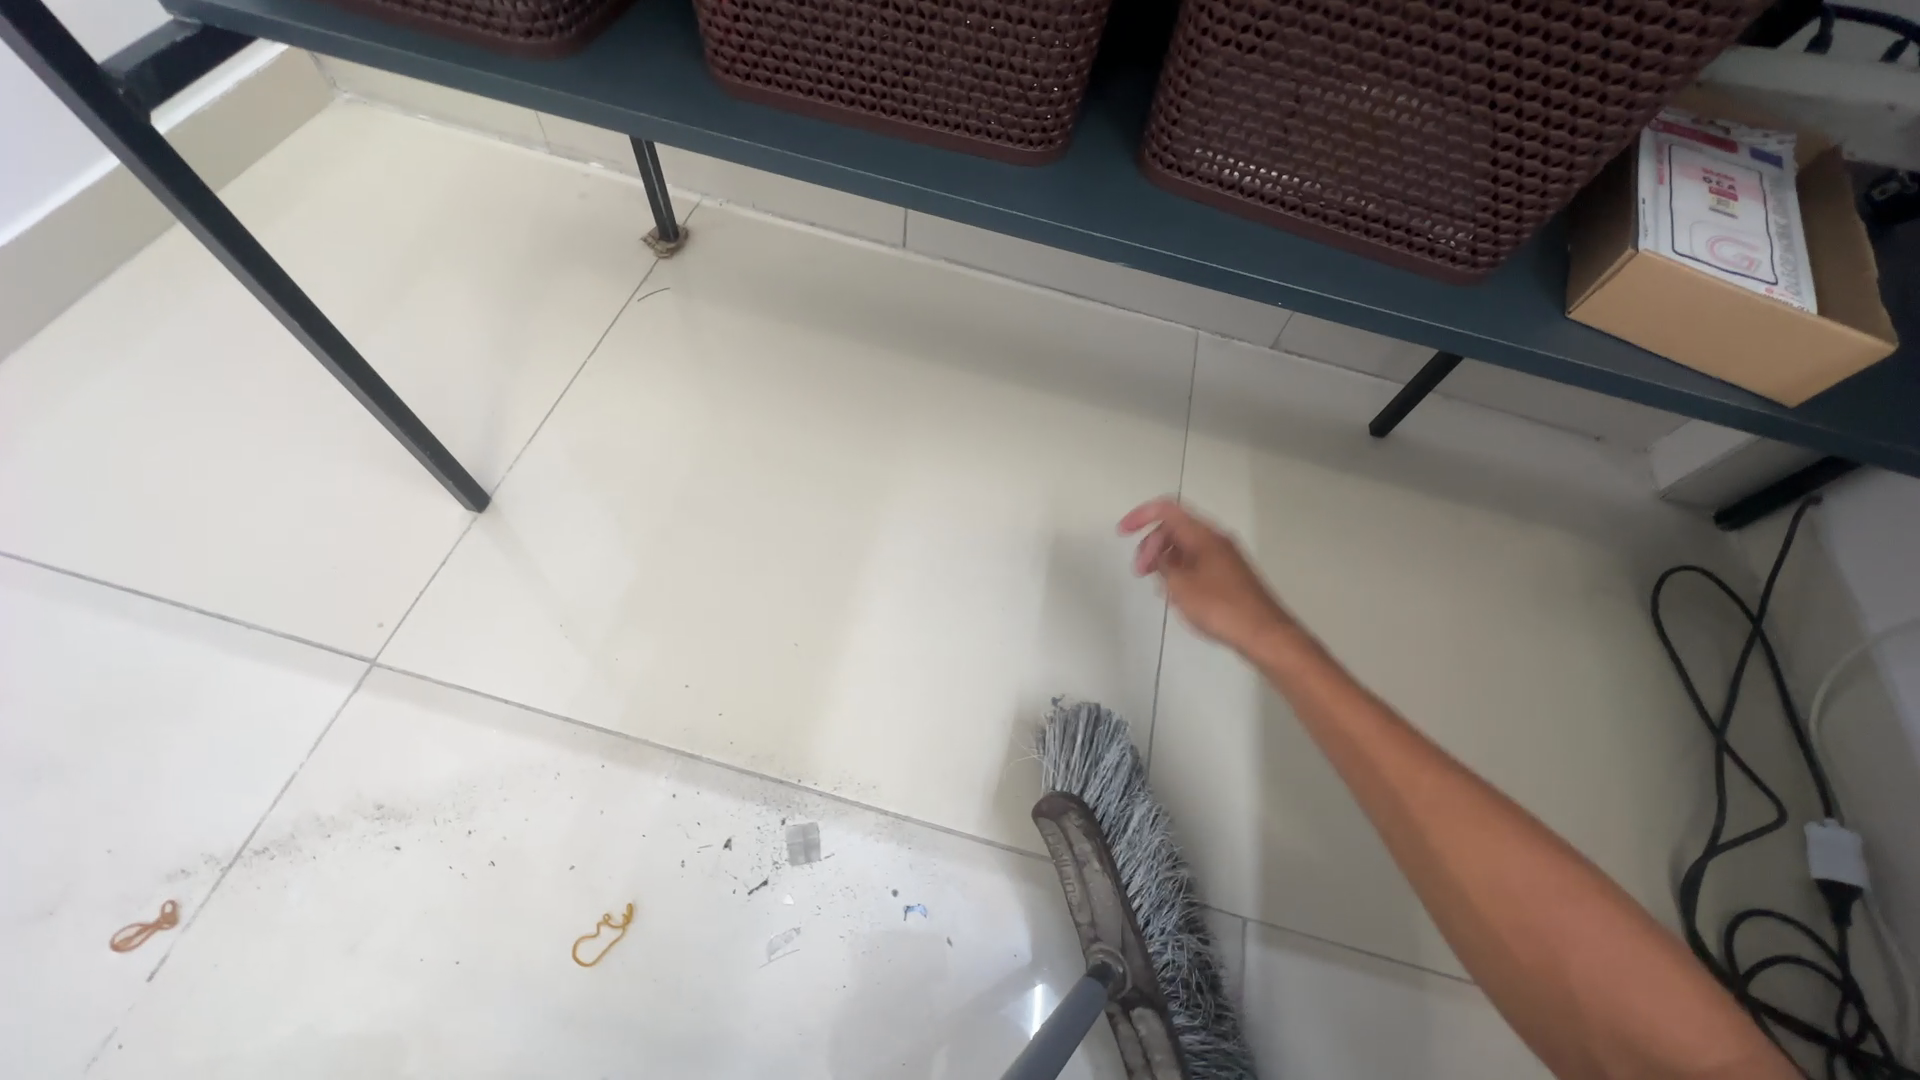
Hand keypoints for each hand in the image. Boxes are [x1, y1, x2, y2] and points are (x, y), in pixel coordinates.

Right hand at [1119, 498, 1295, 654]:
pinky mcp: (1228, 573)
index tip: (1122, 533)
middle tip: (1140, 572)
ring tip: (1158, 587)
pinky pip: (1196, 561)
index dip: (1140, 516)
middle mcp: (1215, 540)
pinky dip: (1180, 570)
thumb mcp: (1180, 587)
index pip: (1166, 510)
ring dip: (1165, 559)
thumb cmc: (1220, 607)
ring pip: (1185, 546)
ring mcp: (1224, 556)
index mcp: (1202, 535)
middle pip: (1174, 528)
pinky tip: (1176, 594)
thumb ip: (1163, 566)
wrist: (1264, 632)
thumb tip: (1158, 557)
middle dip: (1151, 544)